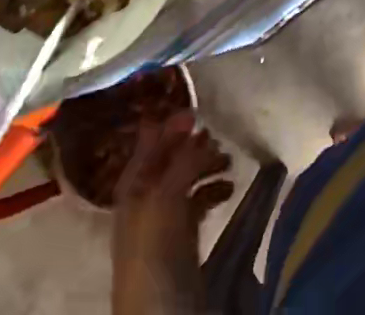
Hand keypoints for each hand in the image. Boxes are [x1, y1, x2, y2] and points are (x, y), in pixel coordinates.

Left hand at [111, 113, 233, 314]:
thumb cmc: (154, 254)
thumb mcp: (164, 202)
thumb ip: (179, 164)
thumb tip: (195, 125)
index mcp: (133, 184)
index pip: (149, 143)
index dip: (169, 125)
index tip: (196, 110)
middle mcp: (147, 195)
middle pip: (170, 159)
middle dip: (192, 145)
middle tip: (218, 135)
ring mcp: (166, 218)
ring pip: (186, 179)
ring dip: (206, 165)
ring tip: (229, 159)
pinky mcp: (184, 238)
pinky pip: (198, 203)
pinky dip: (213, 191)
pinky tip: (230, 187)